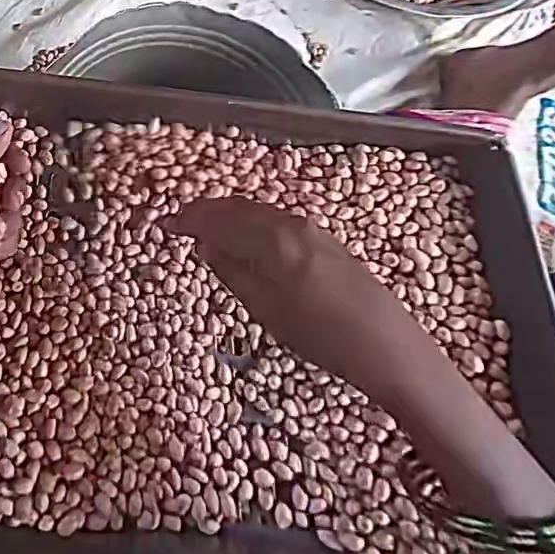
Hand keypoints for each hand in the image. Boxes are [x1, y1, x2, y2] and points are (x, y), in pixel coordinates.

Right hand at [166, 197, 426, 402]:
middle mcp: (289, 223)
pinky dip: (250, 221)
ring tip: (205, 226)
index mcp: (271, 240)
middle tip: (180, 221)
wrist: (388, 345)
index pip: (219, 221)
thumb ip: (233, 273)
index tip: (165, 223)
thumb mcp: (267, 310)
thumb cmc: (322, 336)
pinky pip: (274, 219)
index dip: (189, 220)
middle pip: (237, 208)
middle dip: (206, 212)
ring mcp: (310, 228)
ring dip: (227, 214)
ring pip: (257, 211)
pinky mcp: (323, 238)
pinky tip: (244, 235)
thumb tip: (207, 247)